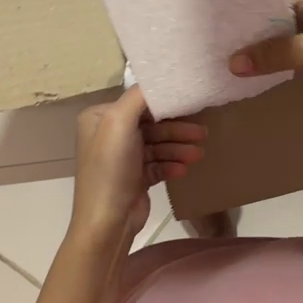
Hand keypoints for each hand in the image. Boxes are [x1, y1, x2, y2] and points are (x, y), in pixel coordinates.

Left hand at [70, 86, 205, 242]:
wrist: (107, 221)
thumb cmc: (110, 168)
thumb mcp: (119, 122)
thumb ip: (139, 97)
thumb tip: (160, 81)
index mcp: (99, 117)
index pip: (137, 102)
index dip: (164, 103)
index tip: (191, 103)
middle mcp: (109, 134)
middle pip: (151, 123)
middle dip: (176, 129)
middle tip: (202, 133)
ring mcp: (123, 157)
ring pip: (158, 145)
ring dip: (178, 148)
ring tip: (198, 154)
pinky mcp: (135, 178)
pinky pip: (159, 164)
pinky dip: (172, 165)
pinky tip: (184, 170)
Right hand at [227, 0, 302, 79]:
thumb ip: (272, 57)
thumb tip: (232, 64)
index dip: (235, 3)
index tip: (214, 21)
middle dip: (250, 17)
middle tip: (224, 39)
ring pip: (287, 6)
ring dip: (271, 25)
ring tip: (245, 46)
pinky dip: (289, 28)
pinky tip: (281, 46)